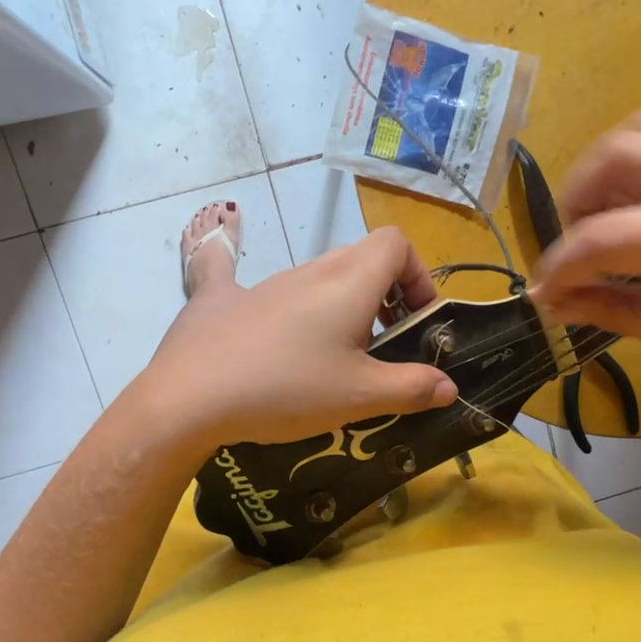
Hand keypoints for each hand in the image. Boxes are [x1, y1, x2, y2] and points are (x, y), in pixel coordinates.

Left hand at [132, 227, 458, 447]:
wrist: (191, 397)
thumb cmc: (288, 390)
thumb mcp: (359, 397)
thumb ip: (411, 388)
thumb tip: (449, 385)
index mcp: (349, 282)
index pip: (397, 244)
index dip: (418, 276)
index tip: (417, 321)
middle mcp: (310, 271)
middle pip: (360, 260)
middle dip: (384, 295)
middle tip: (383, 347)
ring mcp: (264, 282)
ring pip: (316, 278)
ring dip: (338, 306)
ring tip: (331, 358)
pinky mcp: (219, 299)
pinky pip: (231, 272)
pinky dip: (246, 273)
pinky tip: (234, 279)